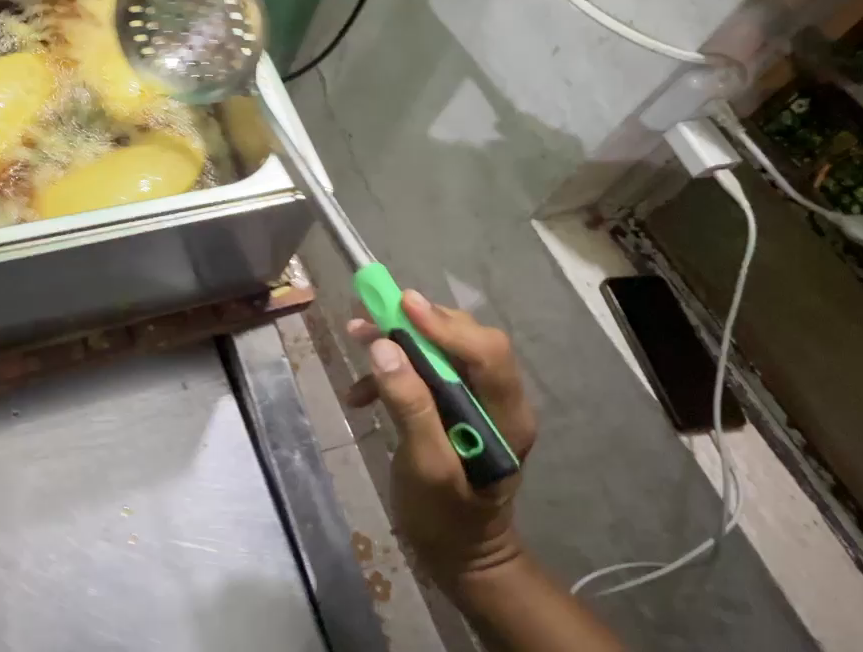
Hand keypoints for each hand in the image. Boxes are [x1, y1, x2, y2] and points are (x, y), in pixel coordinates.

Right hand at [348, 289, 538, 586]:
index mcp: (506, 416)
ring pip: (440, 350)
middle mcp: (497, 400)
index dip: (445, 325)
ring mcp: (476, 403)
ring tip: (356, 337)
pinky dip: (392, 372)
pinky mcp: (452, 408)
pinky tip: (361, 392)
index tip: (402, 304)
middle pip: (463, 340)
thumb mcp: (426, 468)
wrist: (459, 558)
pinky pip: (425, 372)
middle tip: (370, 317)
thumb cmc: (446, 520)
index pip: (487, 351)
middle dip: (415, 325)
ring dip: (397, 343)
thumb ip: (410, 406)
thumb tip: (383, 347)